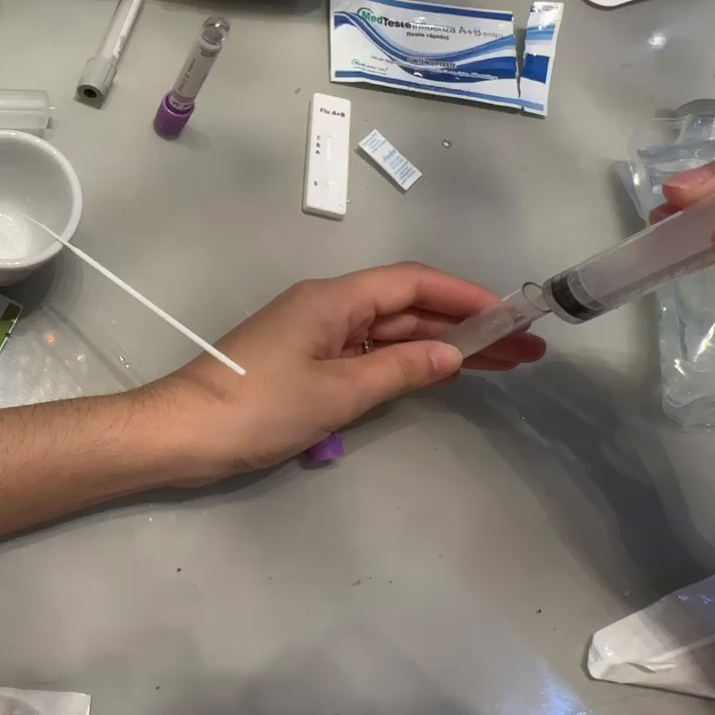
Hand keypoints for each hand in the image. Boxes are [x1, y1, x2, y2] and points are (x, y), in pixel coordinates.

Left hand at [150, 262, 545, 481]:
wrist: (187, 432)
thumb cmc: (259, 407)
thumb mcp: (337, 391)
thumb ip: (399, 370)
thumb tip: (452, 352)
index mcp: (330, 300)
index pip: (409, 282)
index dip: (465, 294)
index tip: (515, 314)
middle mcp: (323, 309)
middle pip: (403, 307)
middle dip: (463, 324)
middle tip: (527, 350)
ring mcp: (311, 337)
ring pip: (385, 333)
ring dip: (437, 345)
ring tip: (503, 364)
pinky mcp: (302, 364)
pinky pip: (362, 355)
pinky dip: (400, 363)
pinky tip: (436, 374)